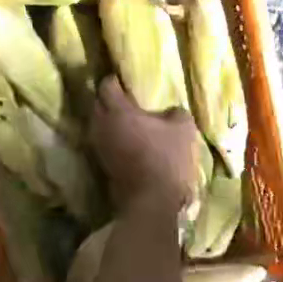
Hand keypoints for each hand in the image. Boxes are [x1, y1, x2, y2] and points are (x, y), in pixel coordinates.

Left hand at [92, 76, 200, 211]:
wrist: (152, 201)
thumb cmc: (167, 158)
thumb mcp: (184, 129)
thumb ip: (175, 112)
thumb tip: (170, 111)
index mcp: (117, 111)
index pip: (107, 85)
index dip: (117, 80)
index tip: (128, 81)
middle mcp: (101, 126)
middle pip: (99, 105)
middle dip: (111, 100)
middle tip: (130, 101)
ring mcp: (99, 147)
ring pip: (100, 125)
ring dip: (112, 122)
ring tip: (130, 123)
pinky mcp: (102, 165)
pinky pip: (105, 143)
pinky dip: (115, 139)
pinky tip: (131, 142)